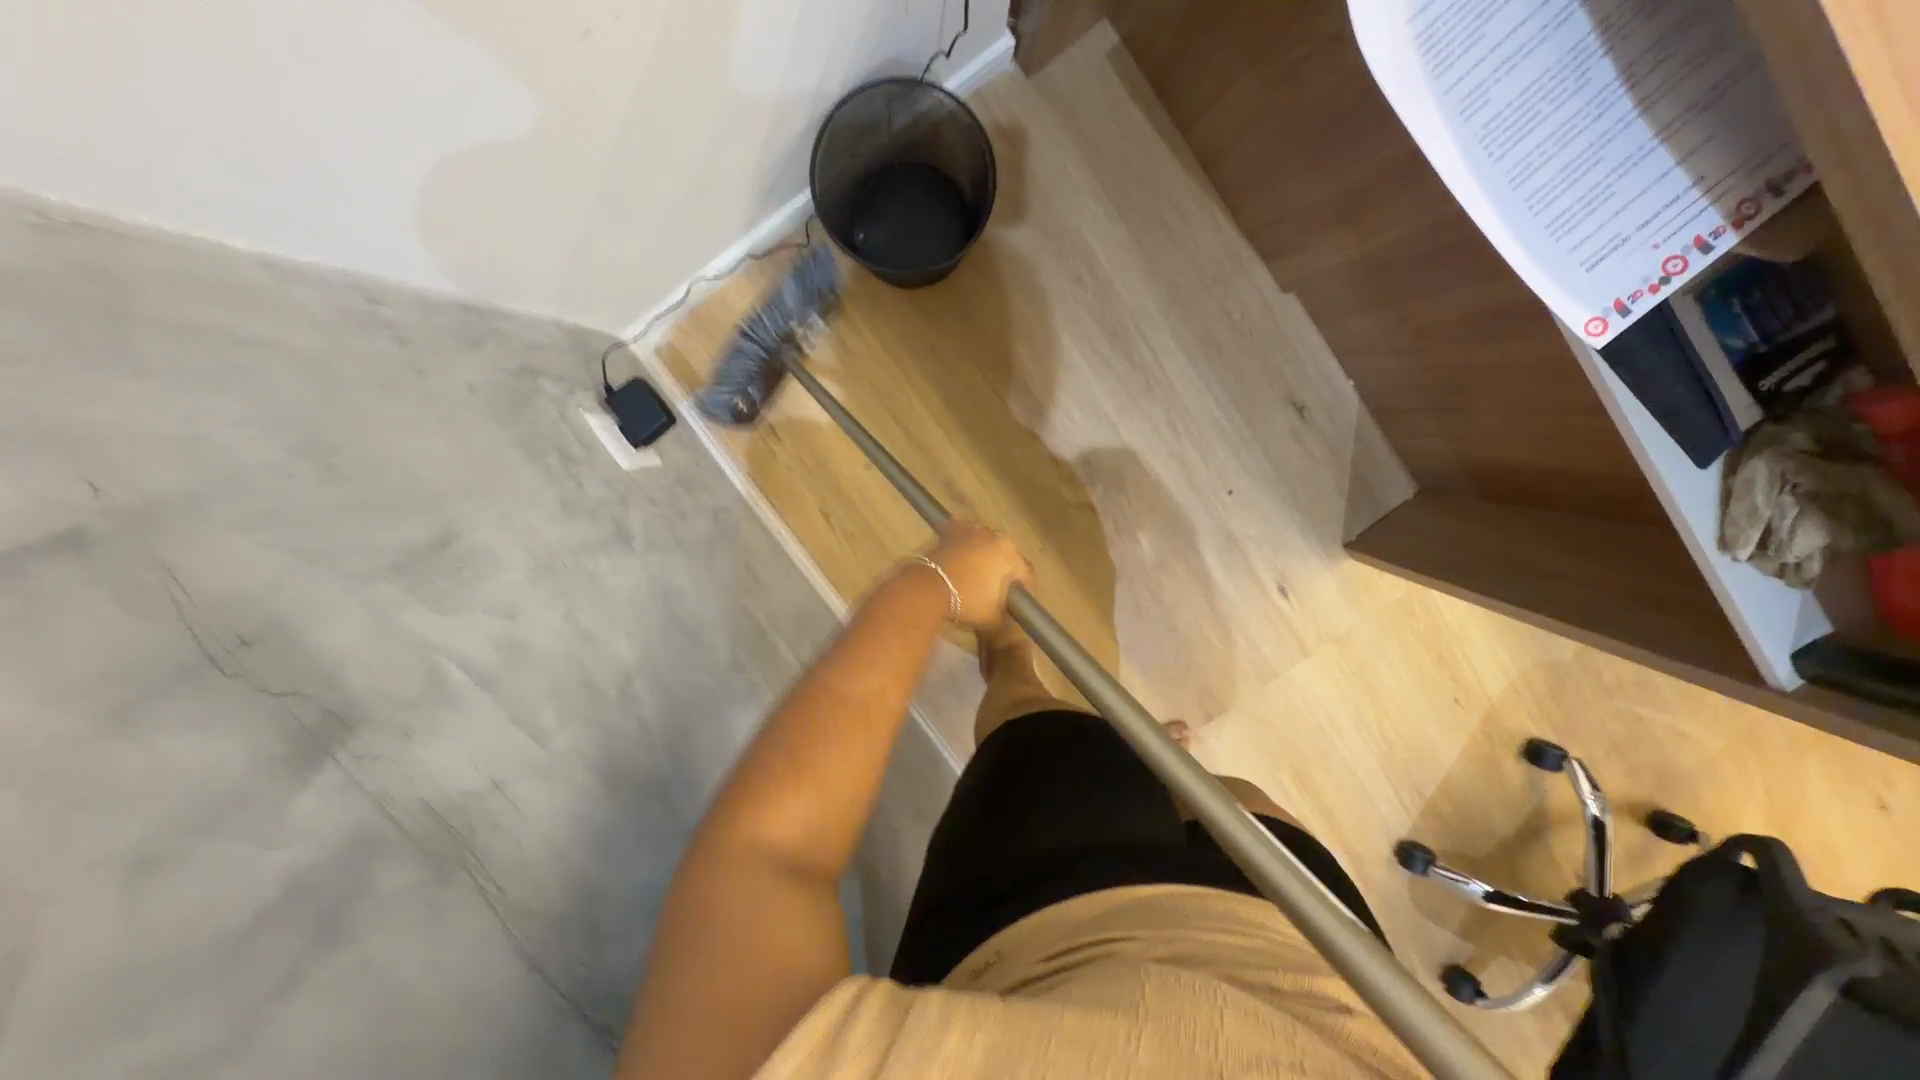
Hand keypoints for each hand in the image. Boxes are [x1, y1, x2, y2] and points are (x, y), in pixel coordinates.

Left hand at [919, 520, 1032, 630]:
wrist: (929, 589)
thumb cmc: (968, 602)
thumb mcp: (995, 618)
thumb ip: (1008, 614)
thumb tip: (1009, 614)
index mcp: (1012, 556)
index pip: (1025, 574)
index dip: (1021, 590)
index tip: (1012, 603)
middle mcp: (996, 537)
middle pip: (1006, 555)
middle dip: (1002, 569)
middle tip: (992, 588)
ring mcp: (973, 530)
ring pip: (985, 542)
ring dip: (983, 554)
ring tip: (973, 572)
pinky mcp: (951, 529)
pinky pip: (963, 533)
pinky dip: (963, 542)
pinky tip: (959, 552)